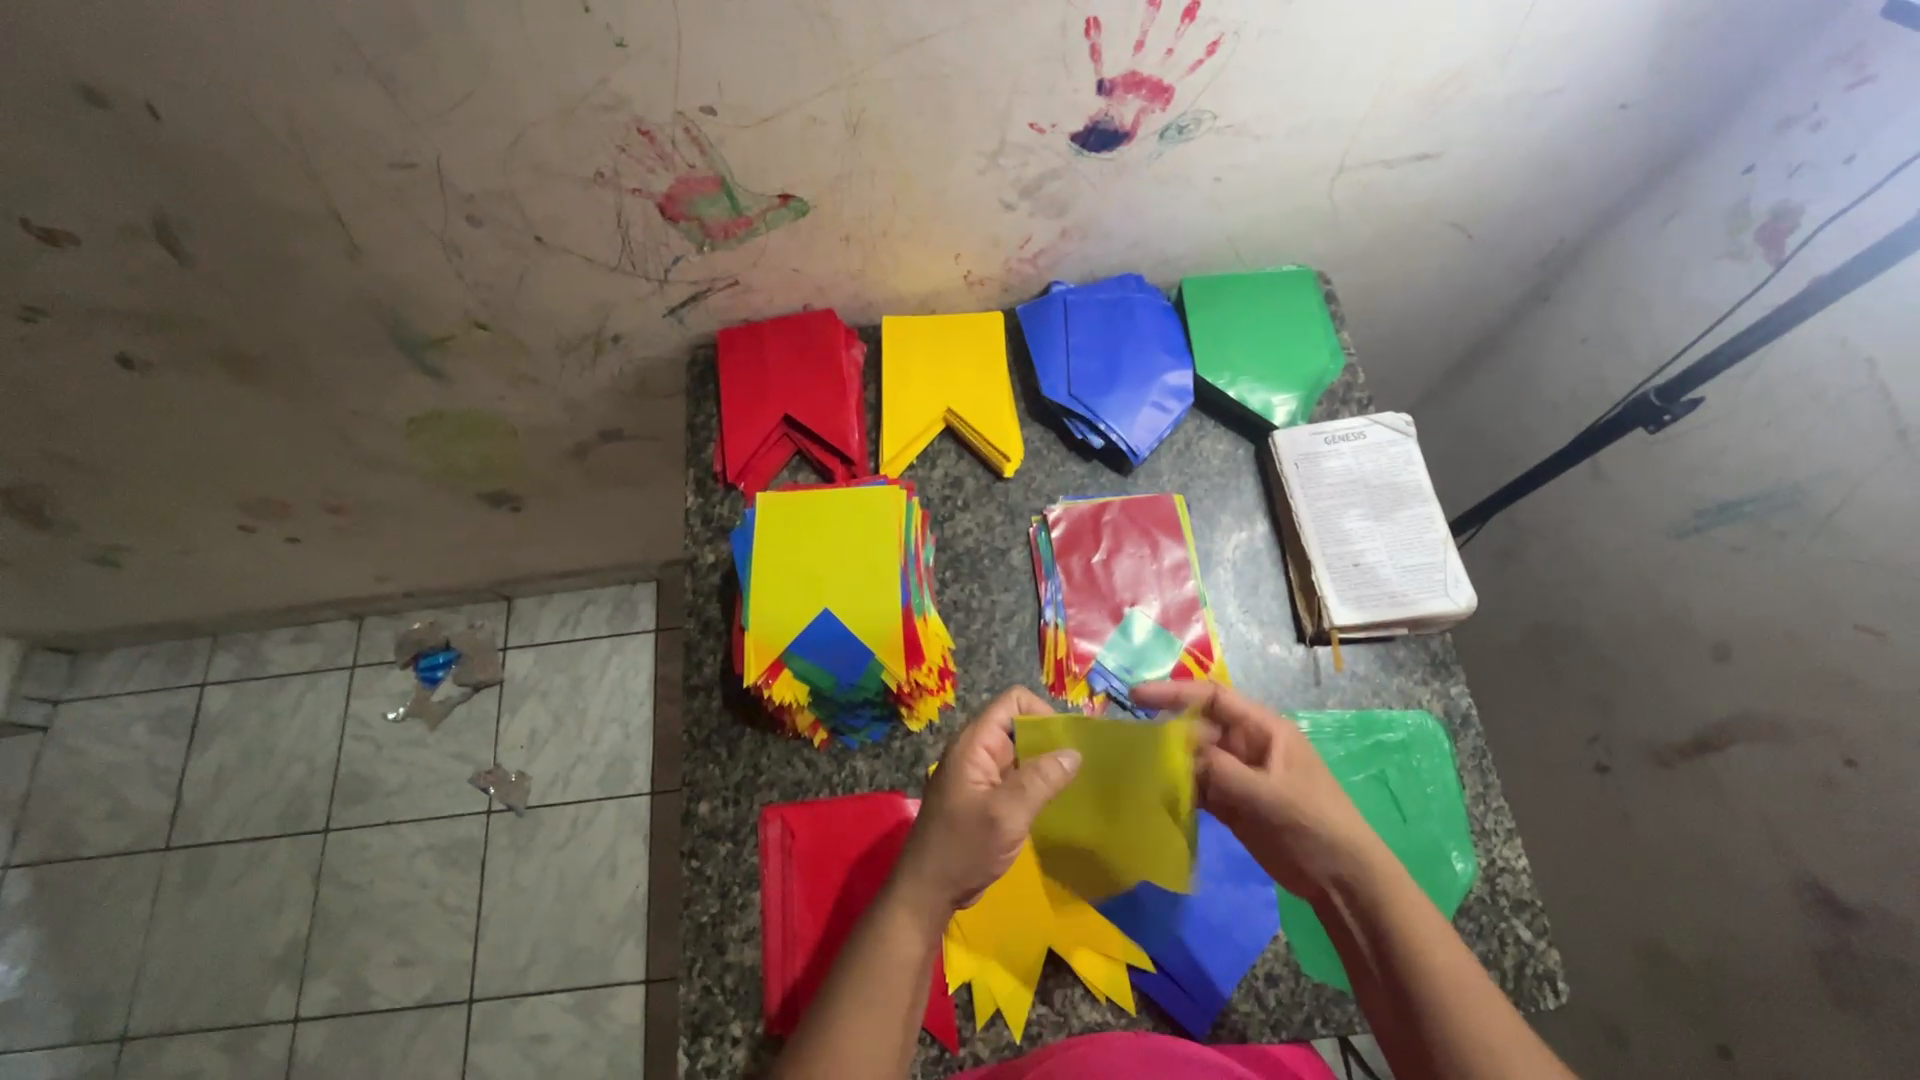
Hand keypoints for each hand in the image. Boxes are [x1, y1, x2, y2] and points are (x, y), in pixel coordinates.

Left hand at [893, 686, 1081, 916]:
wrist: (929, 891)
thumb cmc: (963, 848)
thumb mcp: (1006, 814)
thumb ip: (1041, 780)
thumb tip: (1074, 752)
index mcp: (975, 744)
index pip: (1013, 701)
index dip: (1043, 713)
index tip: (1067, 744)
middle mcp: (977, 752)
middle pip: (1020, 726)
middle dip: (1050, 741)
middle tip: (1081, 767)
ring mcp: (981, 777)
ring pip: (1021, 755)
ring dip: (1046, 766)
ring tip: (1076, 785)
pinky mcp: (986, 799)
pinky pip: (1017, 779)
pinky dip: (1038, 786)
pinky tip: (1057, 804)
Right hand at [1131, 681, 1382, 900]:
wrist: (1342, 881)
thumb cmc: (1313, 825)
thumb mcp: (1267, 794)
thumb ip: (1220, 770)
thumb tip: (1176, 752)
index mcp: (1263, 730)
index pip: (1212, 698)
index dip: (1174, 693)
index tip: (1135, 697)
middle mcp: (1247, 746)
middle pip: (1198, 729)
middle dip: (1165, 731)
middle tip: (1127, 742)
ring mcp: (1239, 776)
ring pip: (1194, 760)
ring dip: (1168, 763)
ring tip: (1133, 769)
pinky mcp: (1233, 805)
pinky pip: (1198, 788)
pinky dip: (1178, 791)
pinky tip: (1154, 796)